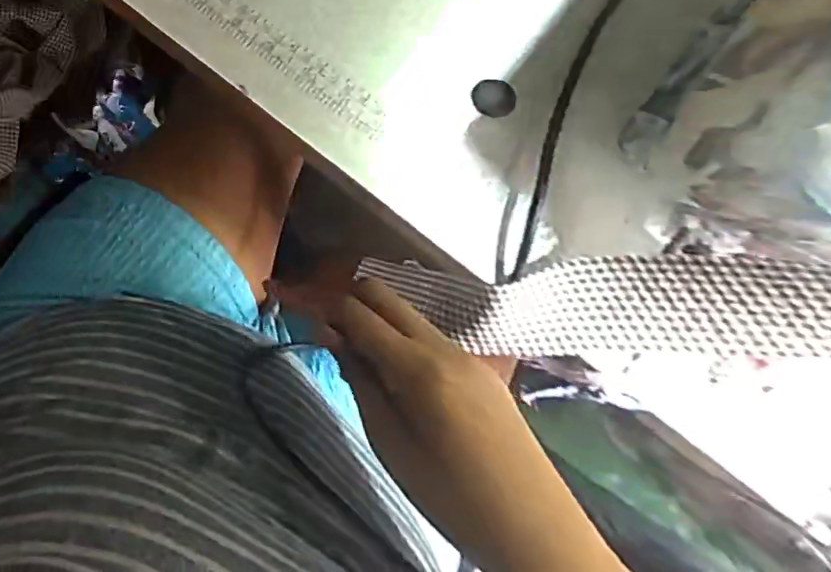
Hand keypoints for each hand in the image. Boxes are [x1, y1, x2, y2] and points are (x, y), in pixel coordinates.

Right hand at [272, 278, 624, 571]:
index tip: (288, 301)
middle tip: (321, 326)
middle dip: (344, 298)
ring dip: (373, 318)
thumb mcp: (391, 445)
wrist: (542, 537)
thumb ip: (359, 380)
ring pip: (405, 312)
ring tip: (354, 354)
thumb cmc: (455, 499)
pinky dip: (399, 336)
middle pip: (381, 293)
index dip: (316, 302)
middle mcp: (443, 347)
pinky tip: (394, 373)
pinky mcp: (482, 370)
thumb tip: (328, 333)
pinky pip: (428, 335)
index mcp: (418, 368)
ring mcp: (467, 355)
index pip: (355, 311)